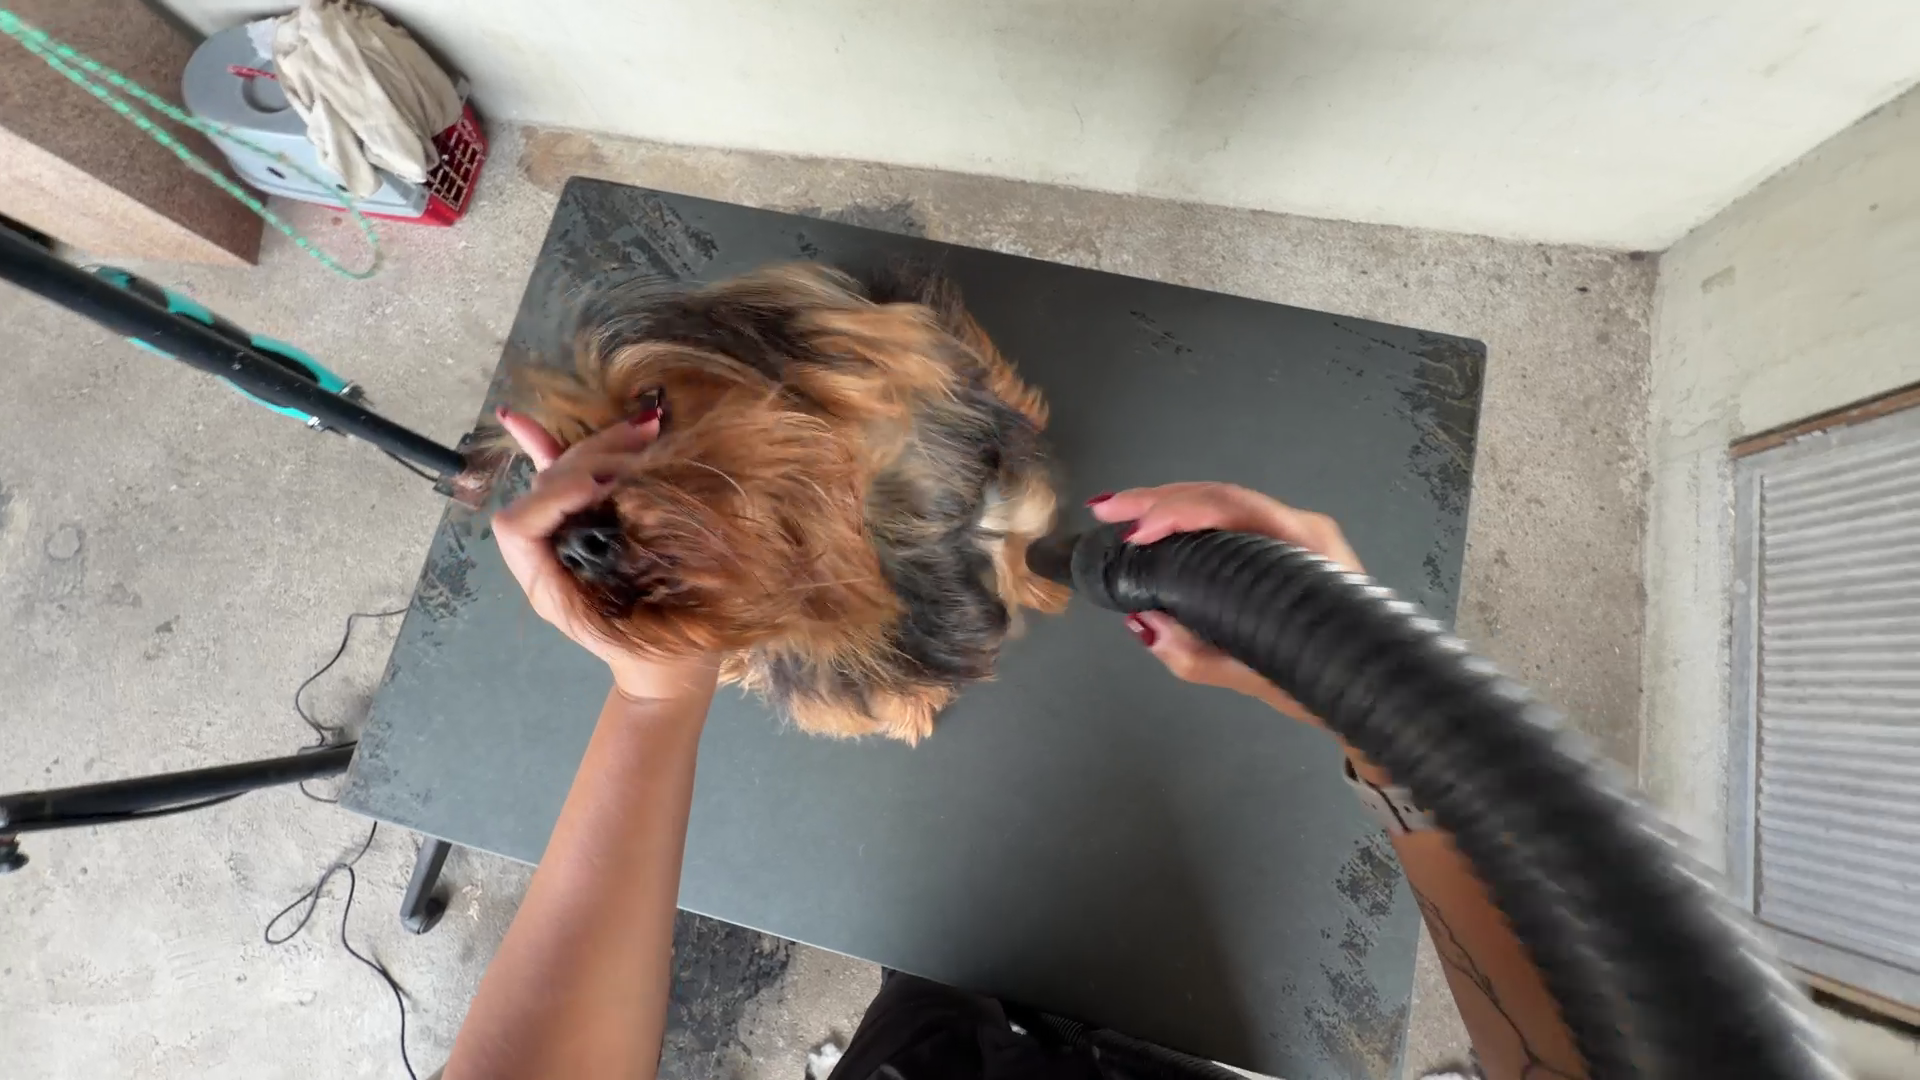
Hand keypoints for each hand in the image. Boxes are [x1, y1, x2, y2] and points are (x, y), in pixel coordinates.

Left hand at [491, 405, 719, 702]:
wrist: (664, 670)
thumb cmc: (657, 648)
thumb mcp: (647, 612)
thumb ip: (635, 565)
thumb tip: (628, 502)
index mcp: (546, 579)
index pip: (520, 524)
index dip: (556, 496)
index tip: (608, 487)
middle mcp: (546, 552)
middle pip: (545, 487)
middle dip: (589, 460)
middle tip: (644, 449)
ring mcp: (565, 536)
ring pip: (560, 475)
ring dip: (599, 444)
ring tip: (647, 427)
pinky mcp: (588, 528)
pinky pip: (562, 483)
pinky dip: (547, 449)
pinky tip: (520, 420)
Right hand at [1087, 483, 1363, 726]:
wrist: (1376, 684)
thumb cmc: (1327, 679)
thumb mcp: (1258, 678)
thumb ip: (1197, 656)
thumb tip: (1142, 624)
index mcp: (1302, 548)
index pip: (1231, 509)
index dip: (1178, 514)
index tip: (1137, 535)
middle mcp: (1298, 527)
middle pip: (1217, 495)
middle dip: (1154, 499)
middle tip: (1106, 508)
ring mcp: (1290, 530)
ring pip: (1218, 500)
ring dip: (1163, 502)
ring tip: (1118, 511)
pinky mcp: (1279, 540)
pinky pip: (1224, 516)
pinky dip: (1183, 514)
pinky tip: (1152, 522)